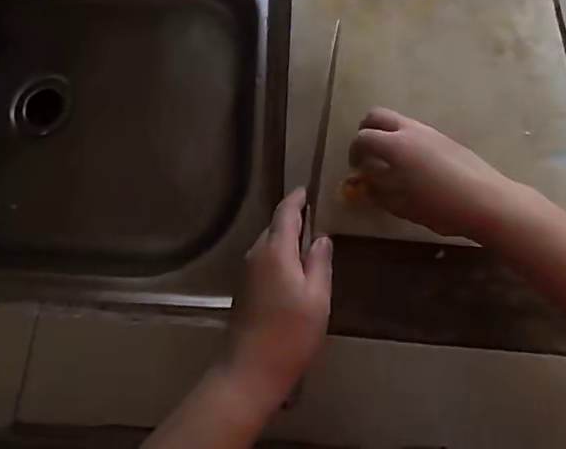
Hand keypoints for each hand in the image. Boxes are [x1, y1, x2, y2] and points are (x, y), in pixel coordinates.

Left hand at [222, 188, 331, 401]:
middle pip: (275, 225)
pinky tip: (292, 270)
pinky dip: (279, 255)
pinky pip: (264, 259)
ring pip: (269, 243)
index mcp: (276, 249)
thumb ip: (320, 262)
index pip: (286, 211)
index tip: (307, 189)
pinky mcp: (244, 289)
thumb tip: (321, 237)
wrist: (247, 375)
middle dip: (293, 218)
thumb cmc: (289, 335)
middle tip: (315, 218)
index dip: (297, 198)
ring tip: (307, 243)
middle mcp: (257, 253)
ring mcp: (247, 272)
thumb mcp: (317, 298)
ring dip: (286, 238)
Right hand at [348, 108, 531, 241]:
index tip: (355, 167)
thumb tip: (366, 184)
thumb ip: (380, 193)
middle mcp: (410, 130)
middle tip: (366, 154)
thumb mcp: (405, 206)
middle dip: (366, 131)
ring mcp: (428, 130)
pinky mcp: (443, 136)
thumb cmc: (442, 207)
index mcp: (396, 146)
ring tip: (389, 161)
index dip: (354, 151)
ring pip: (397, 120)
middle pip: (377, 115)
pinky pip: (414, 129)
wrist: (487, 199)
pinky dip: (403, 138)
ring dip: (386, 133)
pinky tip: (411, 164)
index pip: (363, 138)